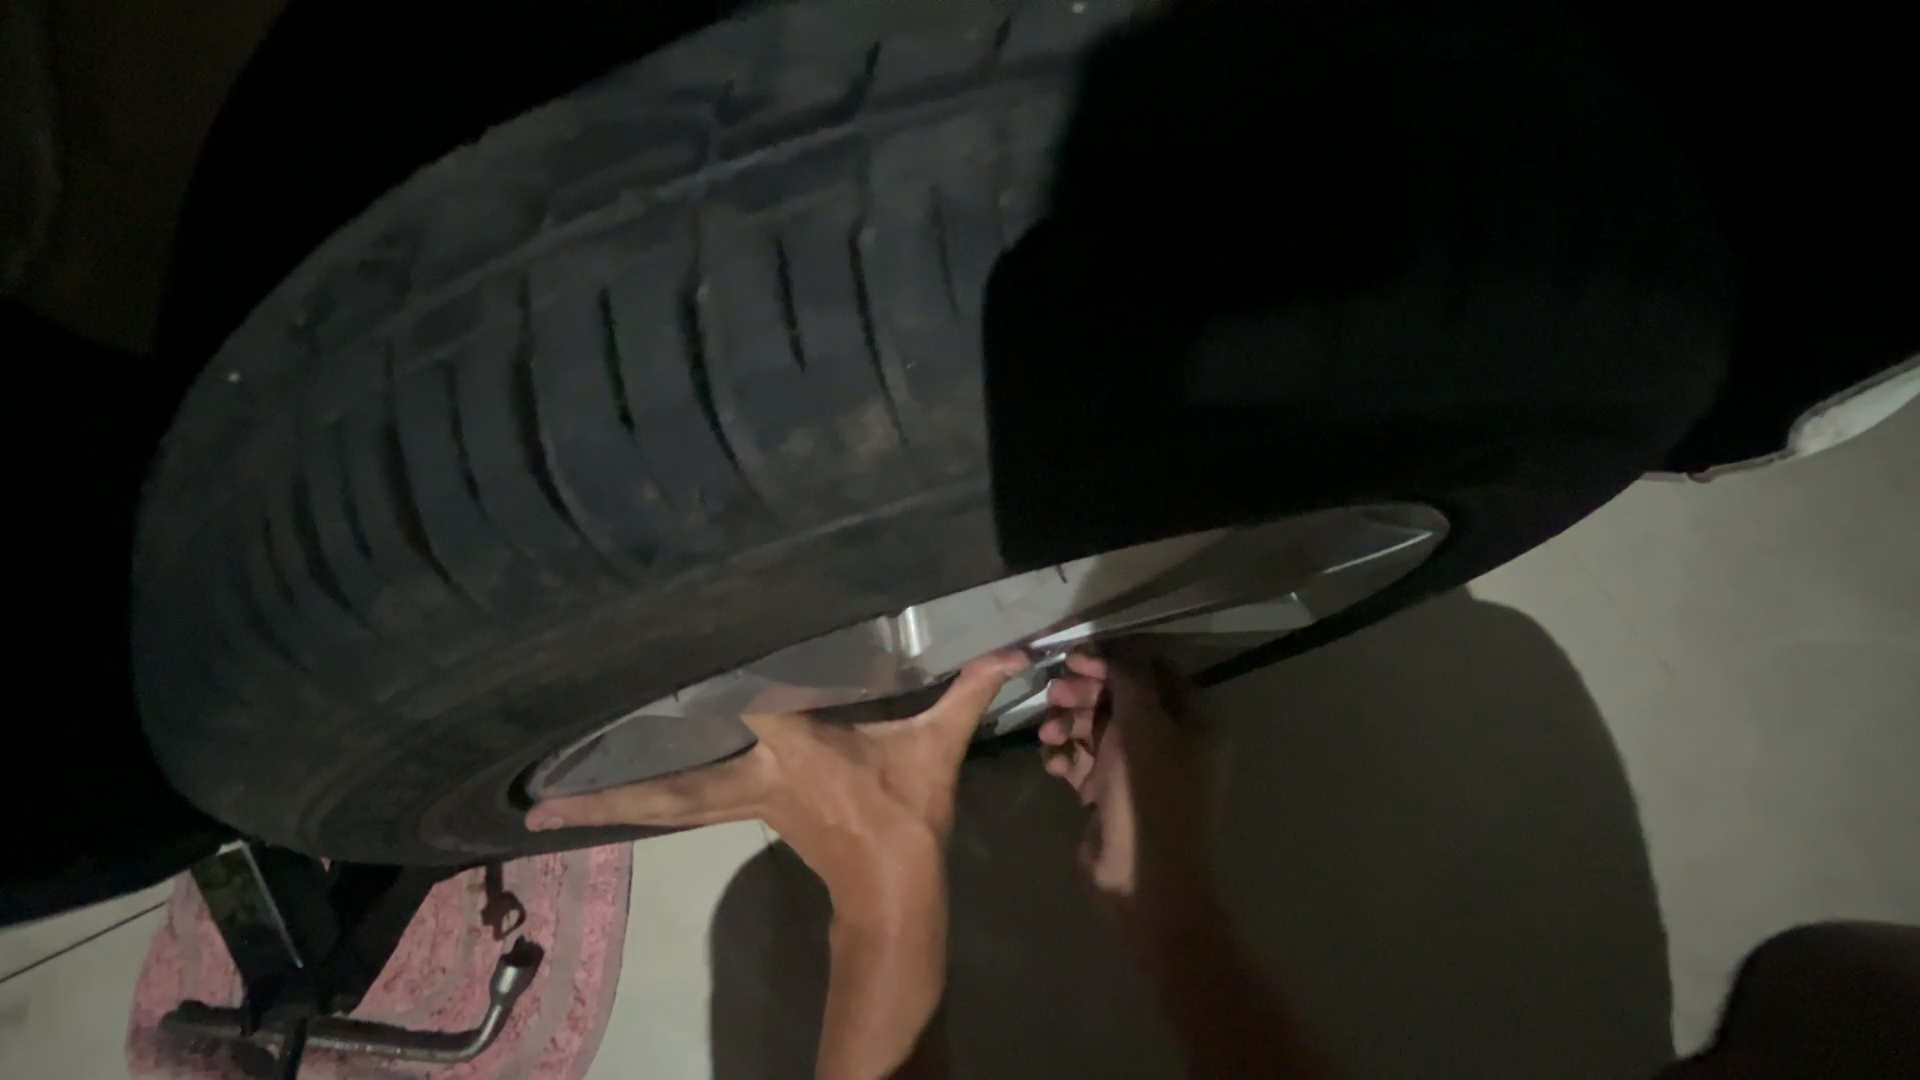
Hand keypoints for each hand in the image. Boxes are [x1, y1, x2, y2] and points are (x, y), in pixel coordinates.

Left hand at [526, 651, 1026, 918]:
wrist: (894, 886)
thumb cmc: (907, 814)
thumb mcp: (938, 749)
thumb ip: (968, 692)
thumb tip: (1014, 651)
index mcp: (801, 751)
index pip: (743, 703)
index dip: (701, 679)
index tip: (648, 664)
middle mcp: (760, 776)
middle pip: (674, 786)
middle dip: (609, 792)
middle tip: (536, 796)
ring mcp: (749, 801)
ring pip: (672, 804)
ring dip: (615, 804)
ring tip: (548, 804)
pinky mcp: (752, 810)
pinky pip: (693, 800)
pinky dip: (653, 797)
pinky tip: (623, 787)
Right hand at [1039, 643, 1217, 897]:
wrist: (1144, 884)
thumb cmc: (1150, 796)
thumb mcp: (1143, 726)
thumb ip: (1130, 678)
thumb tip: (1122, 642)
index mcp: (1194, 721)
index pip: (1153, 671)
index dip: (1113, 659)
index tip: (1075, 658)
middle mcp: (1171, 740)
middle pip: (1120, 698)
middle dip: (1084, 693)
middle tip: (1054, 695)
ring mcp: (1139, 769)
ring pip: (1098, 728)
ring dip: (1070, 725)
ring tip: (1048, 734)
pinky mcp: (1110, 794)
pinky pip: (1085, 762)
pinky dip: (1067, 758)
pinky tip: (1053, 765)